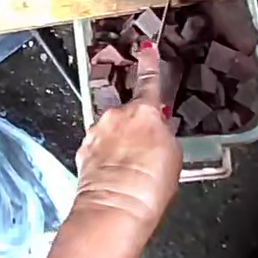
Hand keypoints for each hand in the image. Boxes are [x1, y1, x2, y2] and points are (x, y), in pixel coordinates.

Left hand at [74, 42, 180, 232]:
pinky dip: (106, 157)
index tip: (146, 50)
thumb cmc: (149, 185)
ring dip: (120, 145)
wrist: (115, 208)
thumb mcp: (174, 154)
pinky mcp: (84, 149)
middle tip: (146, 154)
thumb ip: (163, 133)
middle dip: (135, 129)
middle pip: (128, 114)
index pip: (149, 81)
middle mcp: (115, 116)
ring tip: (131, 171)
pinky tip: (115, 174)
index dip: (149, 64)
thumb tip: (156, 131)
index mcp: (144, 112)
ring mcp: (96, 132)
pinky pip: (99, 147)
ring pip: (112, 132)